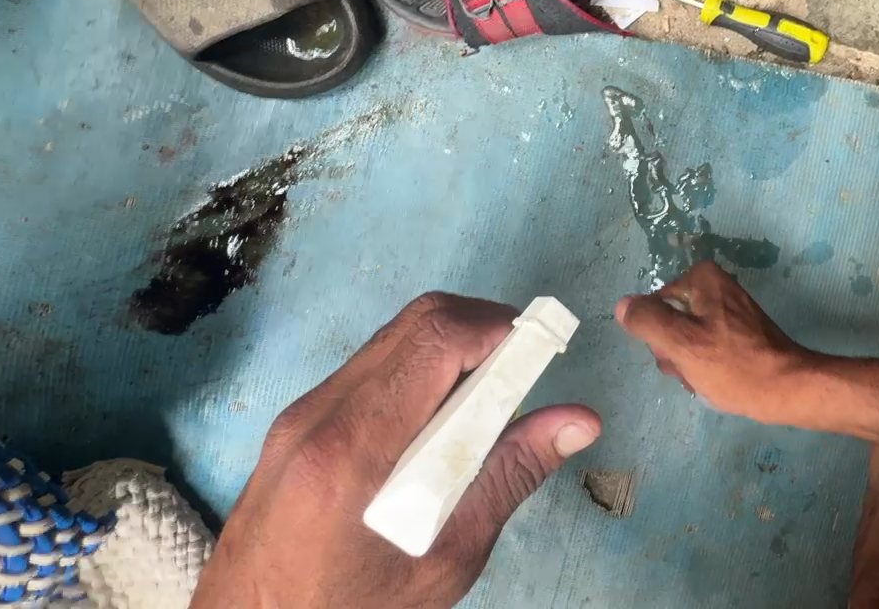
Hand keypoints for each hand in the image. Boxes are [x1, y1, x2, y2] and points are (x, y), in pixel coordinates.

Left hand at [191, 293, 601, 608]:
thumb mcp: (447, 558)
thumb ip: (512, 475)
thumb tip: (581, 420)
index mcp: (356, 448)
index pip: (436, 339)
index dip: (498, 326)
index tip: (538, 351)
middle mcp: (321, 412)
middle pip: (418, 320)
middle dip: (484, 324)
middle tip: (522, 365)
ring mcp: (302, 412)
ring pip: (396, 334)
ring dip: (454, 341)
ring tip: (486, 391)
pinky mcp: (297, 422)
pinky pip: (374, 362)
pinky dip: (422, 363)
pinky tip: (439, 414)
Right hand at [614, 261, 817, 421]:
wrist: (786, 388)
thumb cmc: (733, 364)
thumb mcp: (681, 343)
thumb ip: (647, 320)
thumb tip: (623, 305)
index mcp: (701, 277)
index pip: (654, 307)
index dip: (660, 337)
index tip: (679, 356)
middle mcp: (715, 284)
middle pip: (670, 321)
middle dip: (675, 352)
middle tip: (693, 369)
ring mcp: (727, 308)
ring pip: (686, 337)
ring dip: (688, 363)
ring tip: (706, 378)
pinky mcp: (738, 330)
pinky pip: (706, 345)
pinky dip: (705, 364)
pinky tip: (716, 381)